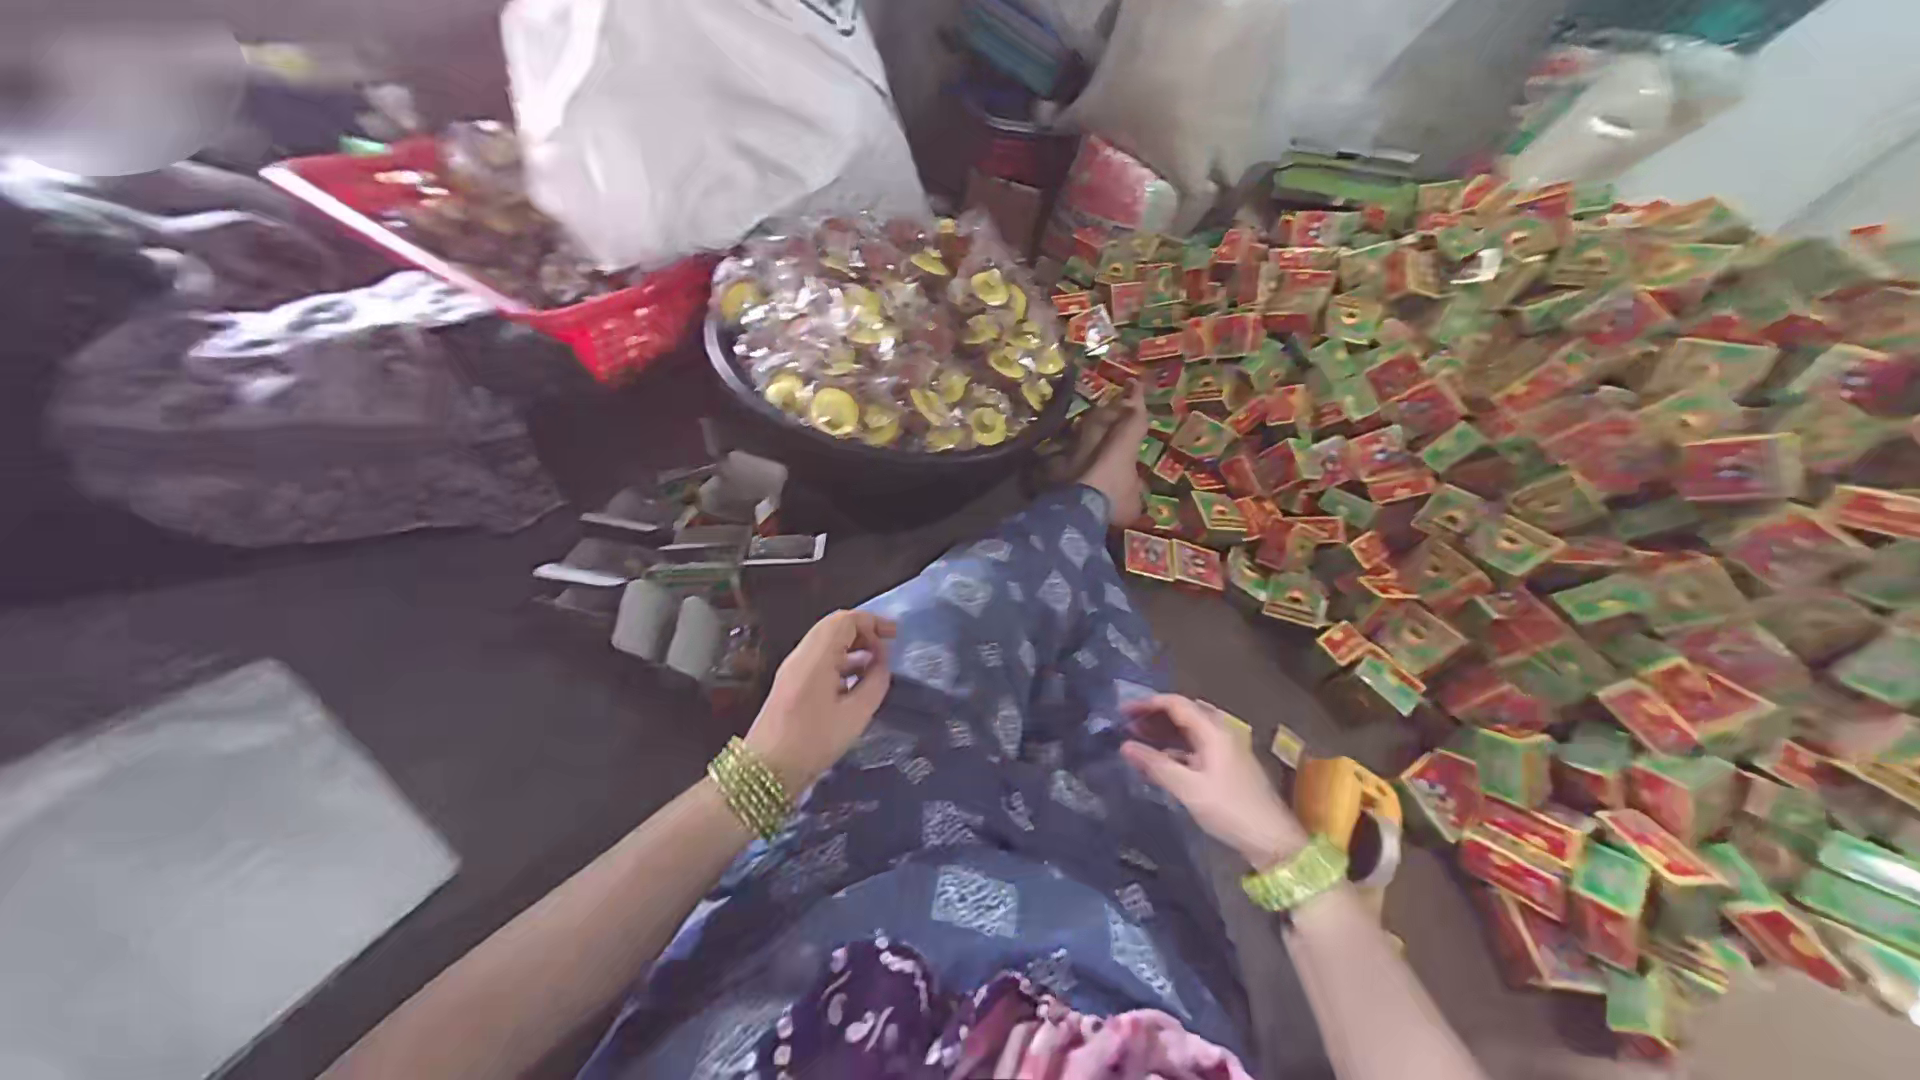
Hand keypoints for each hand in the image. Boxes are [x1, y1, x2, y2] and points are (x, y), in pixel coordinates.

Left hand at [744, 610, 895, 790]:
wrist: (766, 770)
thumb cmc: (813, 741)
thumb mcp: (855, 715)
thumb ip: (875, 683)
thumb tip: (881, 664)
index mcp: (816, 656)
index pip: (846, 620)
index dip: (873, 622)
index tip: (894, 636)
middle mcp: (802, 655)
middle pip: (835, 626)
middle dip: (864, 631)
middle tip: (887, 646)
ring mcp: (793, 668)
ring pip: (826, 641)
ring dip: (853, 646)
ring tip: (877, 664)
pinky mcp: (790, 682)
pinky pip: (819, 658)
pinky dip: (841, 659)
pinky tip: (856, 680)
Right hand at [1120, 694, 1307, 870]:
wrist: (1273, 841)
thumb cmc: (1230, 810)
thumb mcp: (1188, 788)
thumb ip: (1156, 765)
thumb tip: (1126, 747)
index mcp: (1214, 731)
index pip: (1177, 704)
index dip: (1148, 703)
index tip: (1124, 711)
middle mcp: (1222, 733)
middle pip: (1184, 712)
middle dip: (1154, 715)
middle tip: (1128, 724)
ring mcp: (1227, 749)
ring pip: (1191, 729)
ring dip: (1165, 731)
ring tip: (1139, 739)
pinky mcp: (1228, 765)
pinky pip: (1197, 745)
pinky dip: (1176, 746)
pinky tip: (1161, 759)